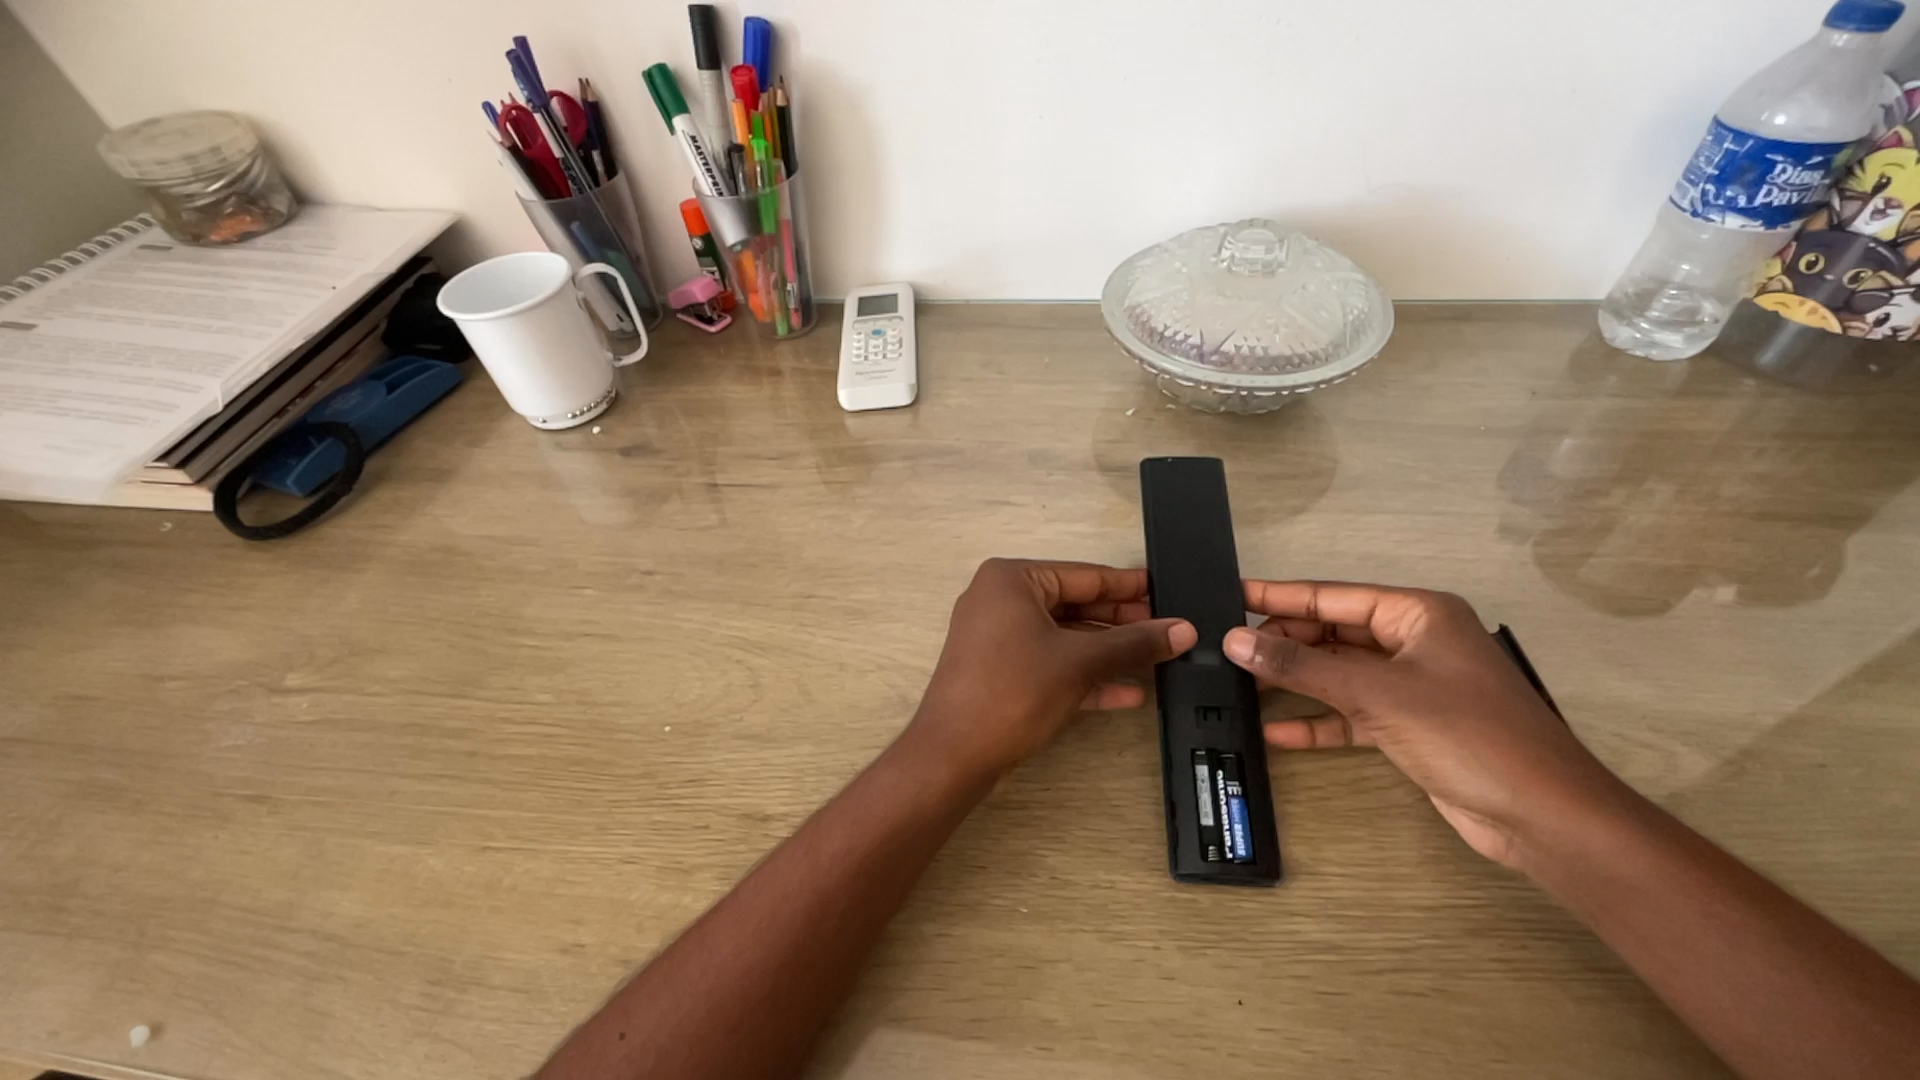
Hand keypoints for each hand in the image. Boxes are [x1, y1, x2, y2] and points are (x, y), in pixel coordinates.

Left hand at [905, 559, 1196, 781]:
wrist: (954, 754)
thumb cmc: (1012, 692)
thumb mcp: (1080, 662)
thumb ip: (1134, 643)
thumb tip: (1183, 631)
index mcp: (1012, 580)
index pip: (1085, 575)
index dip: (1129, 587)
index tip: (1166, 591)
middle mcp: (1000, 600)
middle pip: (1075, 605)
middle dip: (1121, 623)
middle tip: (1167, 631)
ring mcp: (998, 638)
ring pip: (1065, 638)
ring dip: (1108, 653)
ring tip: (1156, 659)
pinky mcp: (1001, 672)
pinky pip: (1051, 664)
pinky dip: (1085, 676)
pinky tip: (1128, 693)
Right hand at [1222, 581, 1624, 868]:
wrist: (1542, 816)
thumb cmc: (1469, 735)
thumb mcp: (1376, 694)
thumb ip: (1301, 667)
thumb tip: (1235, 641)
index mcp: (1417, 614)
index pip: (1331, 596)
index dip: (1278, 596)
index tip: (1229, 594)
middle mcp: (1413, 641)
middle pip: (1331, 632)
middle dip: (1282, 643)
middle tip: (1226, 651)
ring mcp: (1411, 685)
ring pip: (1337, 673)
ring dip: (1294, 682)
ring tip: (1238, 685)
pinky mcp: (1408, 725)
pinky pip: (1350, 713)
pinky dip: (1317, 721)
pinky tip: (1275, 731)